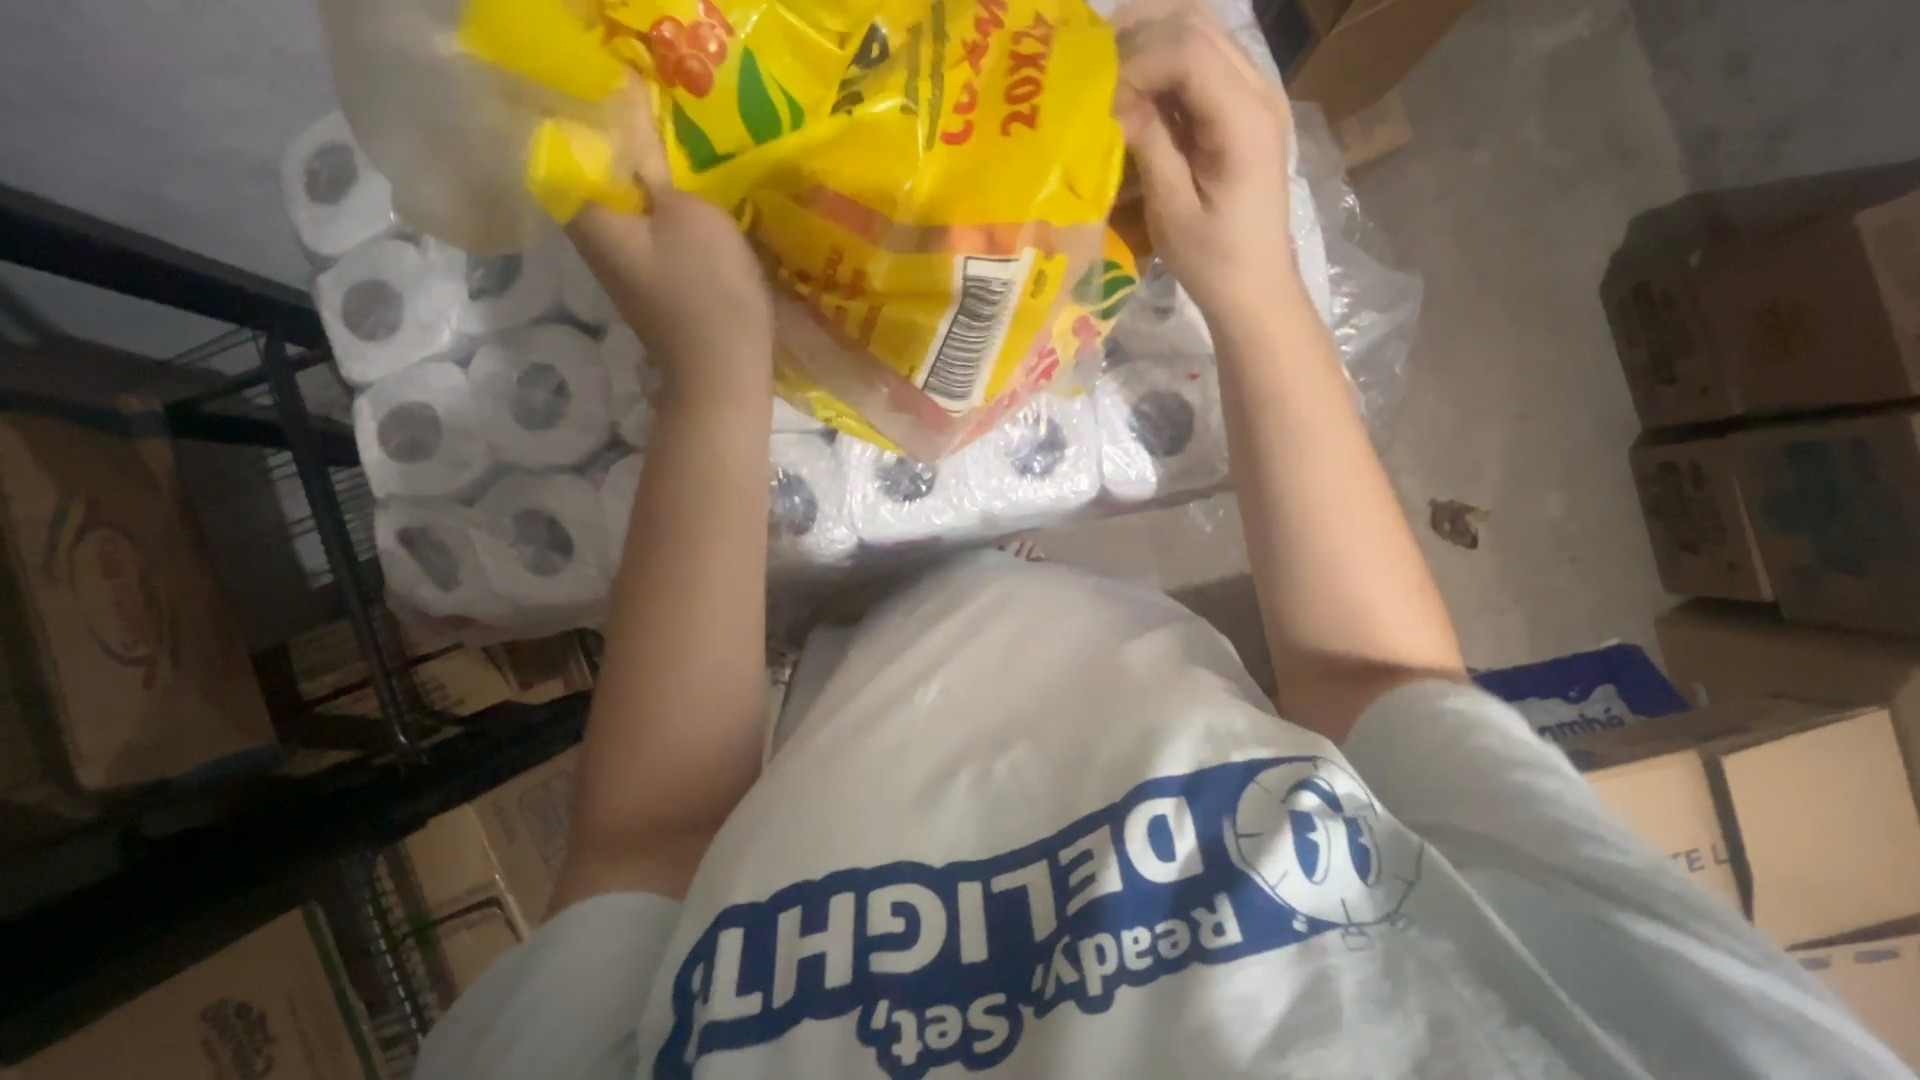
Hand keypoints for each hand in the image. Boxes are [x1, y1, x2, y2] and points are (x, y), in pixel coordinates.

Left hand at [567, 81, 774, 403]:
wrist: (723, 374)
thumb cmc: (706, 291)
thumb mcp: (690, 215)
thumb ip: (656, 173)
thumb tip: (633, 144)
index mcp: (590, 219)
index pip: (567, 152)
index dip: (590, 122)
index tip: (619, 101)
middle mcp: (595, 245)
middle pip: (597, 181)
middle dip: (621, 149)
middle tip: (654, 122)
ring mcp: (624, 273)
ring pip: (626, 211)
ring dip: (647, 185)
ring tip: (677, 158)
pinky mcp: (653, 291)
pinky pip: (651, 238)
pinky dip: (665, 218)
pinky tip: (694, 211)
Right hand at [1112, 0, 1298, 325]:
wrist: (1256, 287)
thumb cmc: (1213, 261)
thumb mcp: (1171, 210)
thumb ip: (1148, 144)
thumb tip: (1116, 99)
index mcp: (1245, 120)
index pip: (1188, 50)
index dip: (1135, 61)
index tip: (1099, 98)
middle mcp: (1259, 91)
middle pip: (1196, 23)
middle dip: (1139, 37)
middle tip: (1093, 72)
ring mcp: (1257, 93)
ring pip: (1201, 30)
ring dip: (1150, 42)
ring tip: (1109, 75)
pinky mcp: (1244, 106)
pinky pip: (1203, 58)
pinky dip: (1164, 62)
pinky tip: (1136, 90)